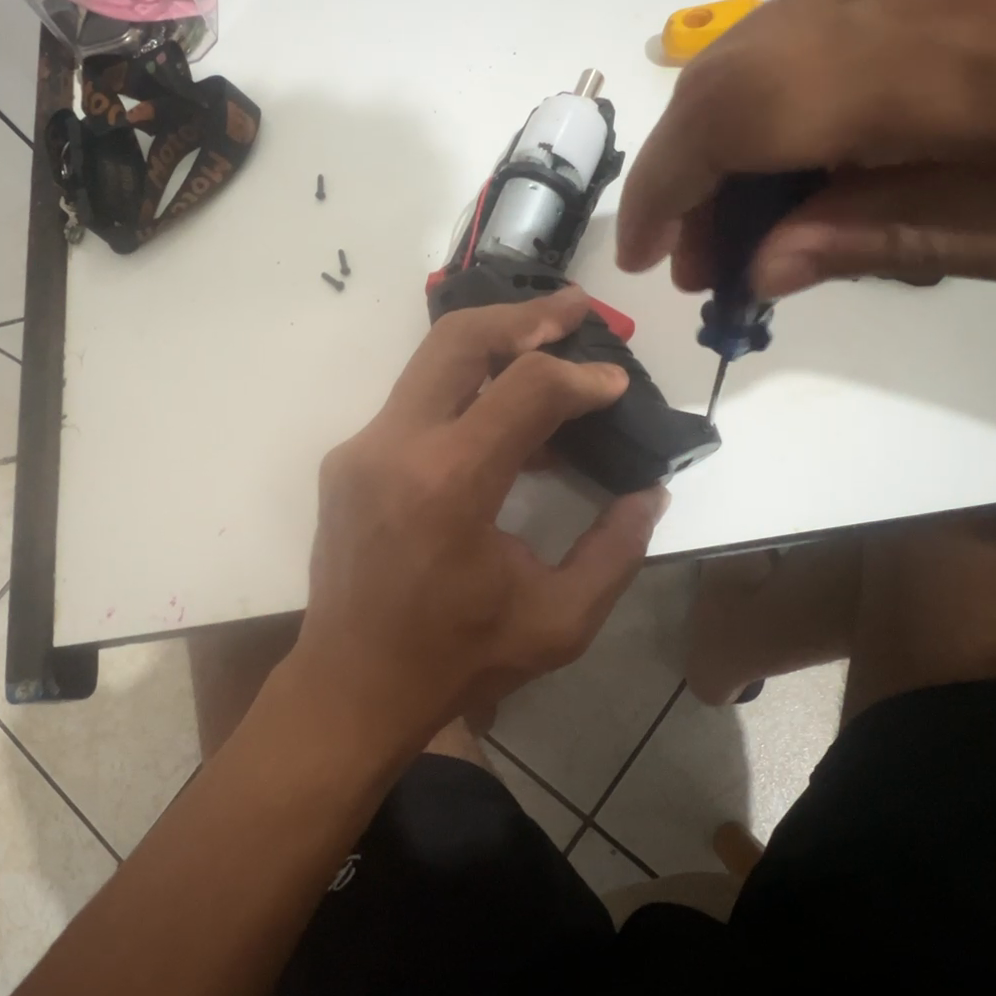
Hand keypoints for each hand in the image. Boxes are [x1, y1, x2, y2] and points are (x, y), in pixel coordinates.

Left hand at [290, 287, 669, 746]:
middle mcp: (394, 449)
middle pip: (459, 340)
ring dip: (491, 347)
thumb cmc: (457, 660)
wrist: (352, 686)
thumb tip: (648, 491)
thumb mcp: (559, 621)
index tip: (616, 386)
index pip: (525, 388)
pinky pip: (412, 404)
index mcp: (449, 485)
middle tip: (575, 309)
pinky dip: (462, 394)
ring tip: (546, 348)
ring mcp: (360, 451)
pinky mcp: (347, 463)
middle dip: (524, 316)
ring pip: (428, 364)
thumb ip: (615, 550)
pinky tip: (501, 420)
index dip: (580, 377)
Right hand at [616, 0, 995, 309]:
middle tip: (708, 256)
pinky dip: (815, 84)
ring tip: (766, 216)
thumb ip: (919, 236)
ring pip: (793, 22)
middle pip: (748, 53)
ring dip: (750, 128)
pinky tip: (840, 146)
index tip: (652, 258)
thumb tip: (770, 255)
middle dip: (696, 166)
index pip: (747, 101)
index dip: (669, 181)